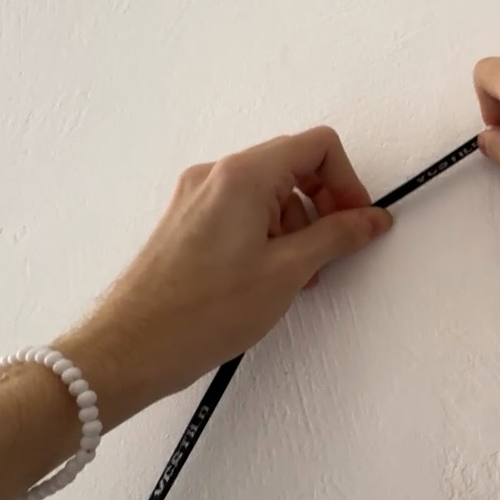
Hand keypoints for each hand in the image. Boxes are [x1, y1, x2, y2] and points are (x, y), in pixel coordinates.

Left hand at [60, 127, 392, 422]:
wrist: (129, 352)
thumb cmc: (199, 312)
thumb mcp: (290, 270)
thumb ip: (339, 235)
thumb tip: (371, 219)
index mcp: (243, 176)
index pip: (318, 147)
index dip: (348, 181)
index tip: (356, 218)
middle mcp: (217, 176)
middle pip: (296, 164)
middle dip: (326, 202)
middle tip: (337, 244)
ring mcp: (198, 198)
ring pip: (273, 189)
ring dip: (299, 223)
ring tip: (300, 270)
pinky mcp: (190, 222)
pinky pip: (246, 209)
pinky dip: (272, 232)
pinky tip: (274, 273)